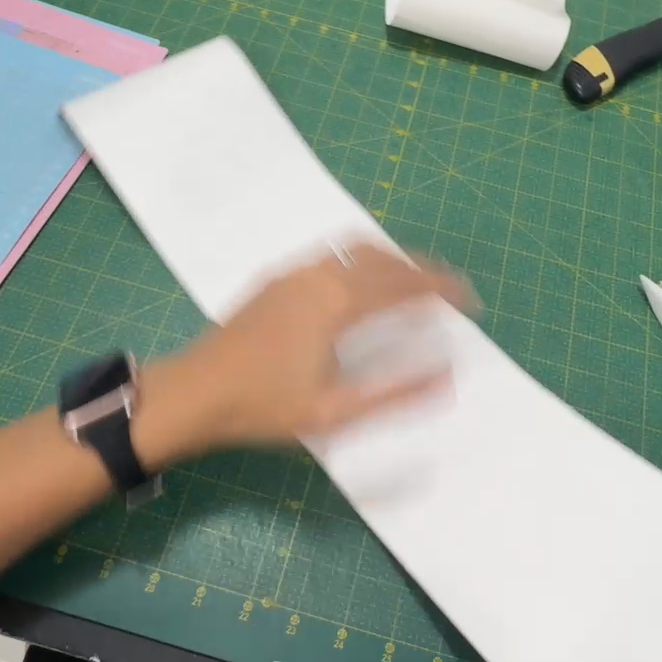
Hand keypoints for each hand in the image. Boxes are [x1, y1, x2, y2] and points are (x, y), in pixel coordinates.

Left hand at [129, 242, 474, 469]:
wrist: (192, 393)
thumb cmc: (263, 407)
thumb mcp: (335, 411)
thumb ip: (395, 393)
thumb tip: (448, 376)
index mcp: (337, 304)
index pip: (403, 286)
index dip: (441, 288)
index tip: (468, 298)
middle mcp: (318, 276)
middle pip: (383, 260)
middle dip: (420, 271)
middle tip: (446, 291)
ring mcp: (292, 273)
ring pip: (354, 250)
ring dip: (389, 260)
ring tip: (408, 282)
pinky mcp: (274, 278)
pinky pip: (329, 254)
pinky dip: (359, 260)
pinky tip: (356, 284)